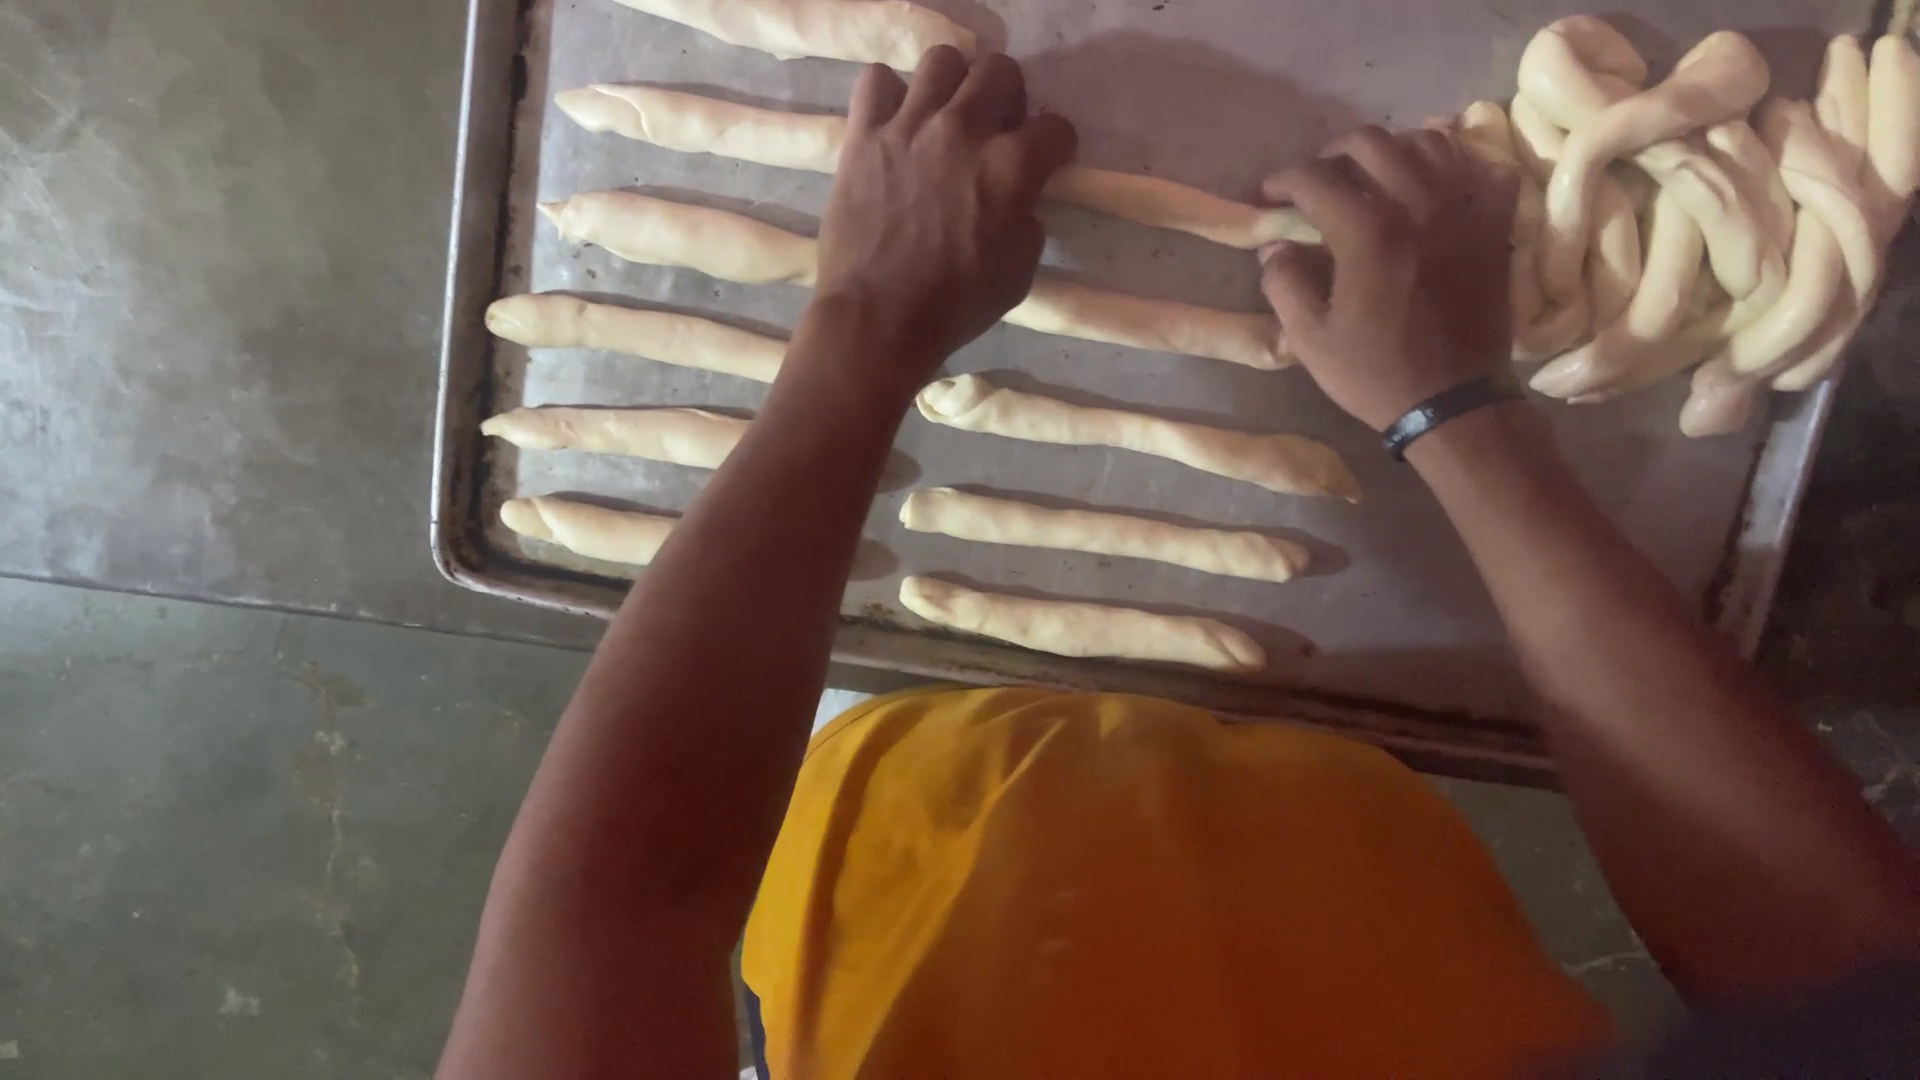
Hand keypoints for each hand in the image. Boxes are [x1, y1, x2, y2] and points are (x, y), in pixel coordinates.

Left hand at [807, 48, 1077, 394]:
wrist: (878, 319)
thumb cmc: (954, 307)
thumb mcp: (1018, 275)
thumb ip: (1028, 224)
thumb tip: (1021, 201)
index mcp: (1011, 167)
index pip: (1055, 128)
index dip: (1056, 146)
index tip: (1048, 160)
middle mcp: (964, 130)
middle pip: (1000, 72)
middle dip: (1009, 99)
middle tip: (997, 132)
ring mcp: (910, 126)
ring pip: (942, 61)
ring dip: (953, 86)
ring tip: (946, 119)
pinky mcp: (864, 136)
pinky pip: (876, 81)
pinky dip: (889, 97)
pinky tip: (894, 125)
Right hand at [1259, 127, 1518, 431]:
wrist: (1453, 399)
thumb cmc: (1373, 372)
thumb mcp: (1309, 339)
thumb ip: (1285, 283)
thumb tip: (1275, 247)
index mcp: (1367, 233)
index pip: (1318, 180)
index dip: (1285, 180)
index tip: (1268, 195)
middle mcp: (1419, 204)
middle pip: (1373, 143)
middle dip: (1333, 154)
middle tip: (1315, 180)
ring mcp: (1464, 209)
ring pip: (1429, 142)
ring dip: (1390, 150)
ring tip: (1369, 176)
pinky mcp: (1493, 224)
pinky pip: (1479, 167)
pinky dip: (1451, 165)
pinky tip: (1430, 187)